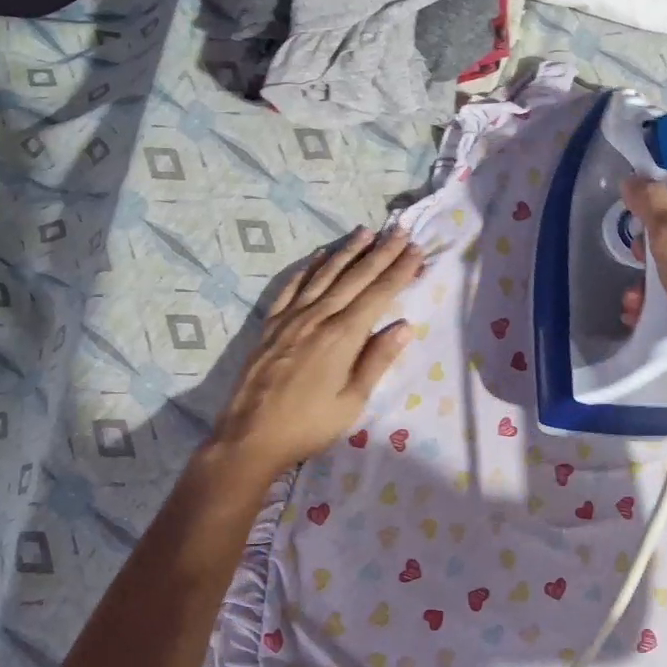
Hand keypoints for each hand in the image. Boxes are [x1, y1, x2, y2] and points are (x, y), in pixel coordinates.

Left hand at [206, 227, 420, 474]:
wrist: (250, 436)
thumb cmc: (309, 426)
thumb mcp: (352, 401)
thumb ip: (377, 360)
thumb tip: (404, 326)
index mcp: (342, 336)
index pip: (378, 294)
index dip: (399, 271)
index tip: (416, 249)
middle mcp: (318, 317)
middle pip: (355, 277)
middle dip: (380, 253)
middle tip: (399, 230)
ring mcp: (291, 318)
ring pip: (324, 275)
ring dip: (347, 252)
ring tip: (365, 232)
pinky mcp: (270, 325)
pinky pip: (292, 287)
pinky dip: (309, 268)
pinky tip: (319, 256)